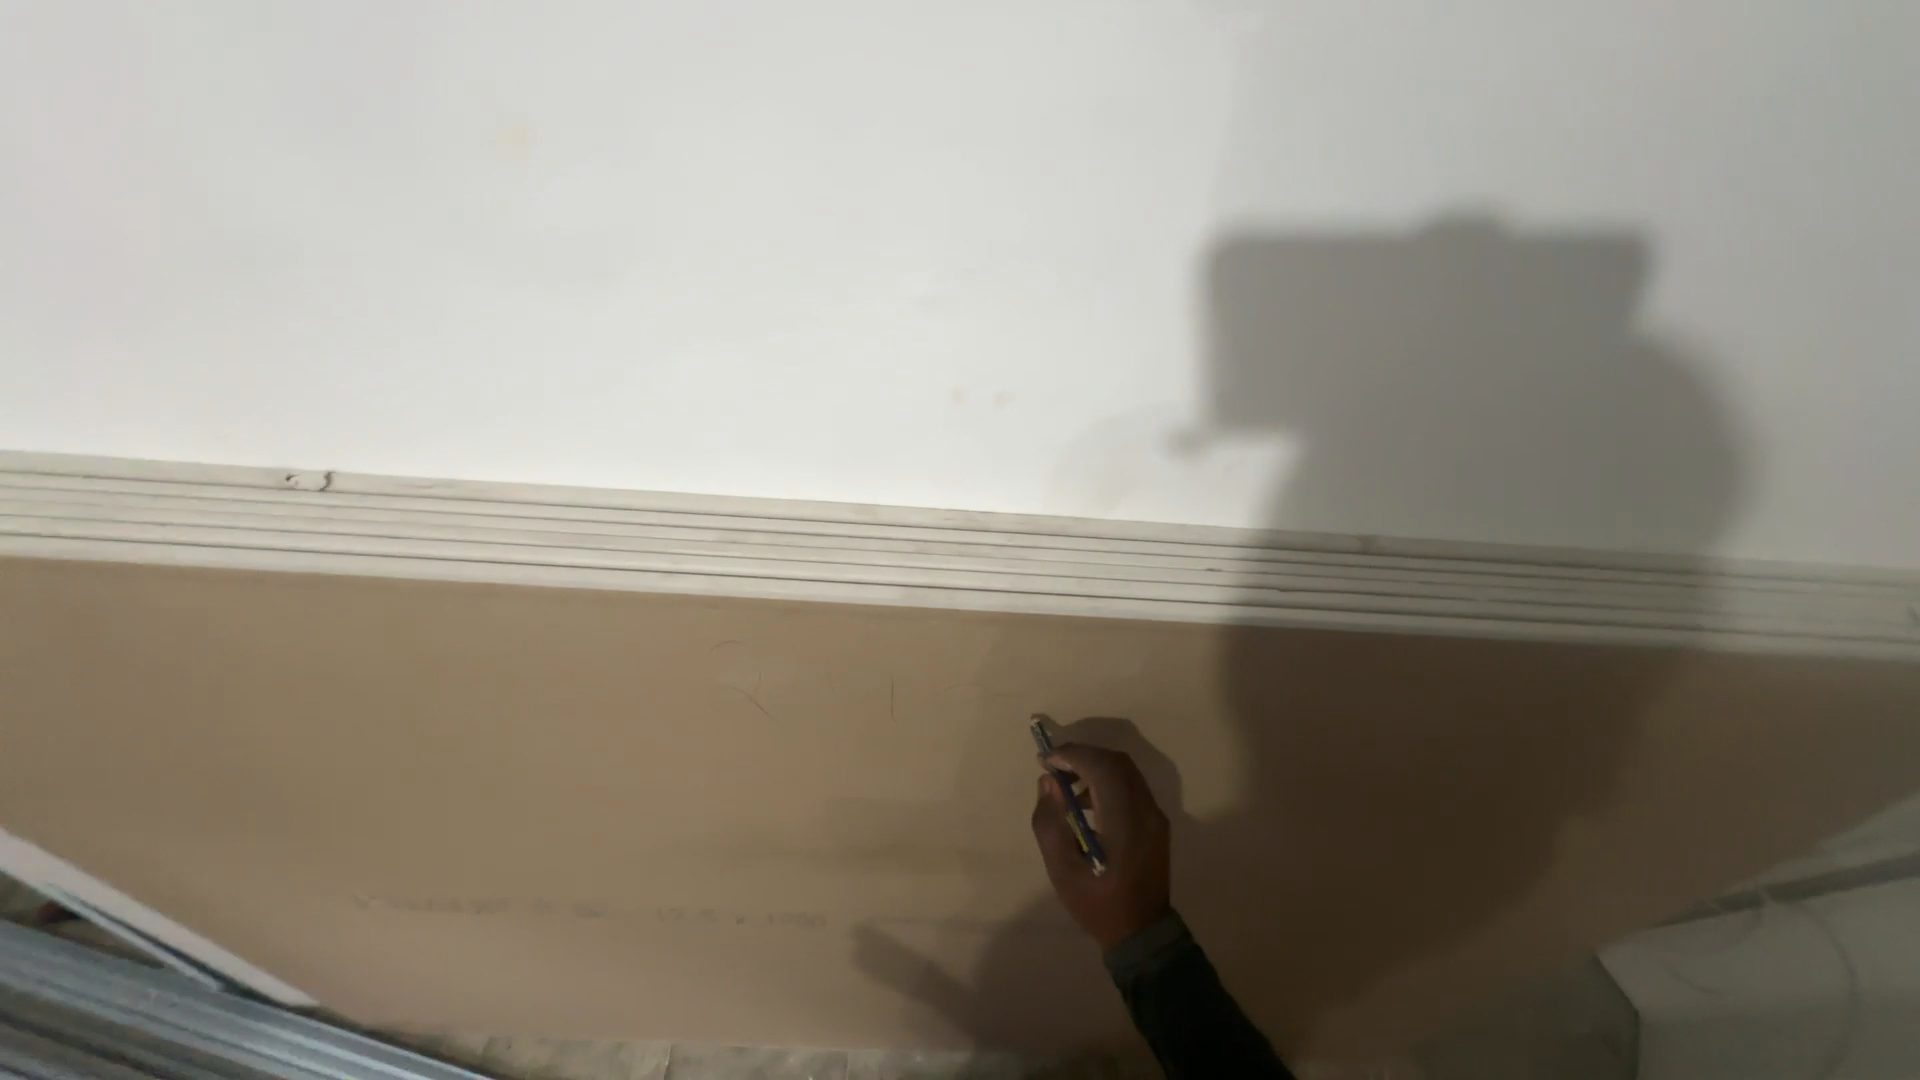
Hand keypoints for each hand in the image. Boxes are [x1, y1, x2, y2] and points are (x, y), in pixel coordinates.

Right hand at [1030, 742, 1171, 950]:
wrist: (1142, 934)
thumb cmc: (1098, 904)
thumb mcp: (1062, 870)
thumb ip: (1050, 822)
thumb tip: (1048, 783)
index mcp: (1125, 822)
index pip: (1102, 768)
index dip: (1073, 755)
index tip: (1046, 760)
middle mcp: (1146, 811)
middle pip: (1116, 763)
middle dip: (1083, 755)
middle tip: (1053, 765)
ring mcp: (1155, 816)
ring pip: (1126, 771)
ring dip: (1095, 766)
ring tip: (1065, 784)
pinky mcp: (1156, 823)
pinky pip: (1131, 786)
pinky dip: (1108, 780)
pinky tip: (1086, 802)